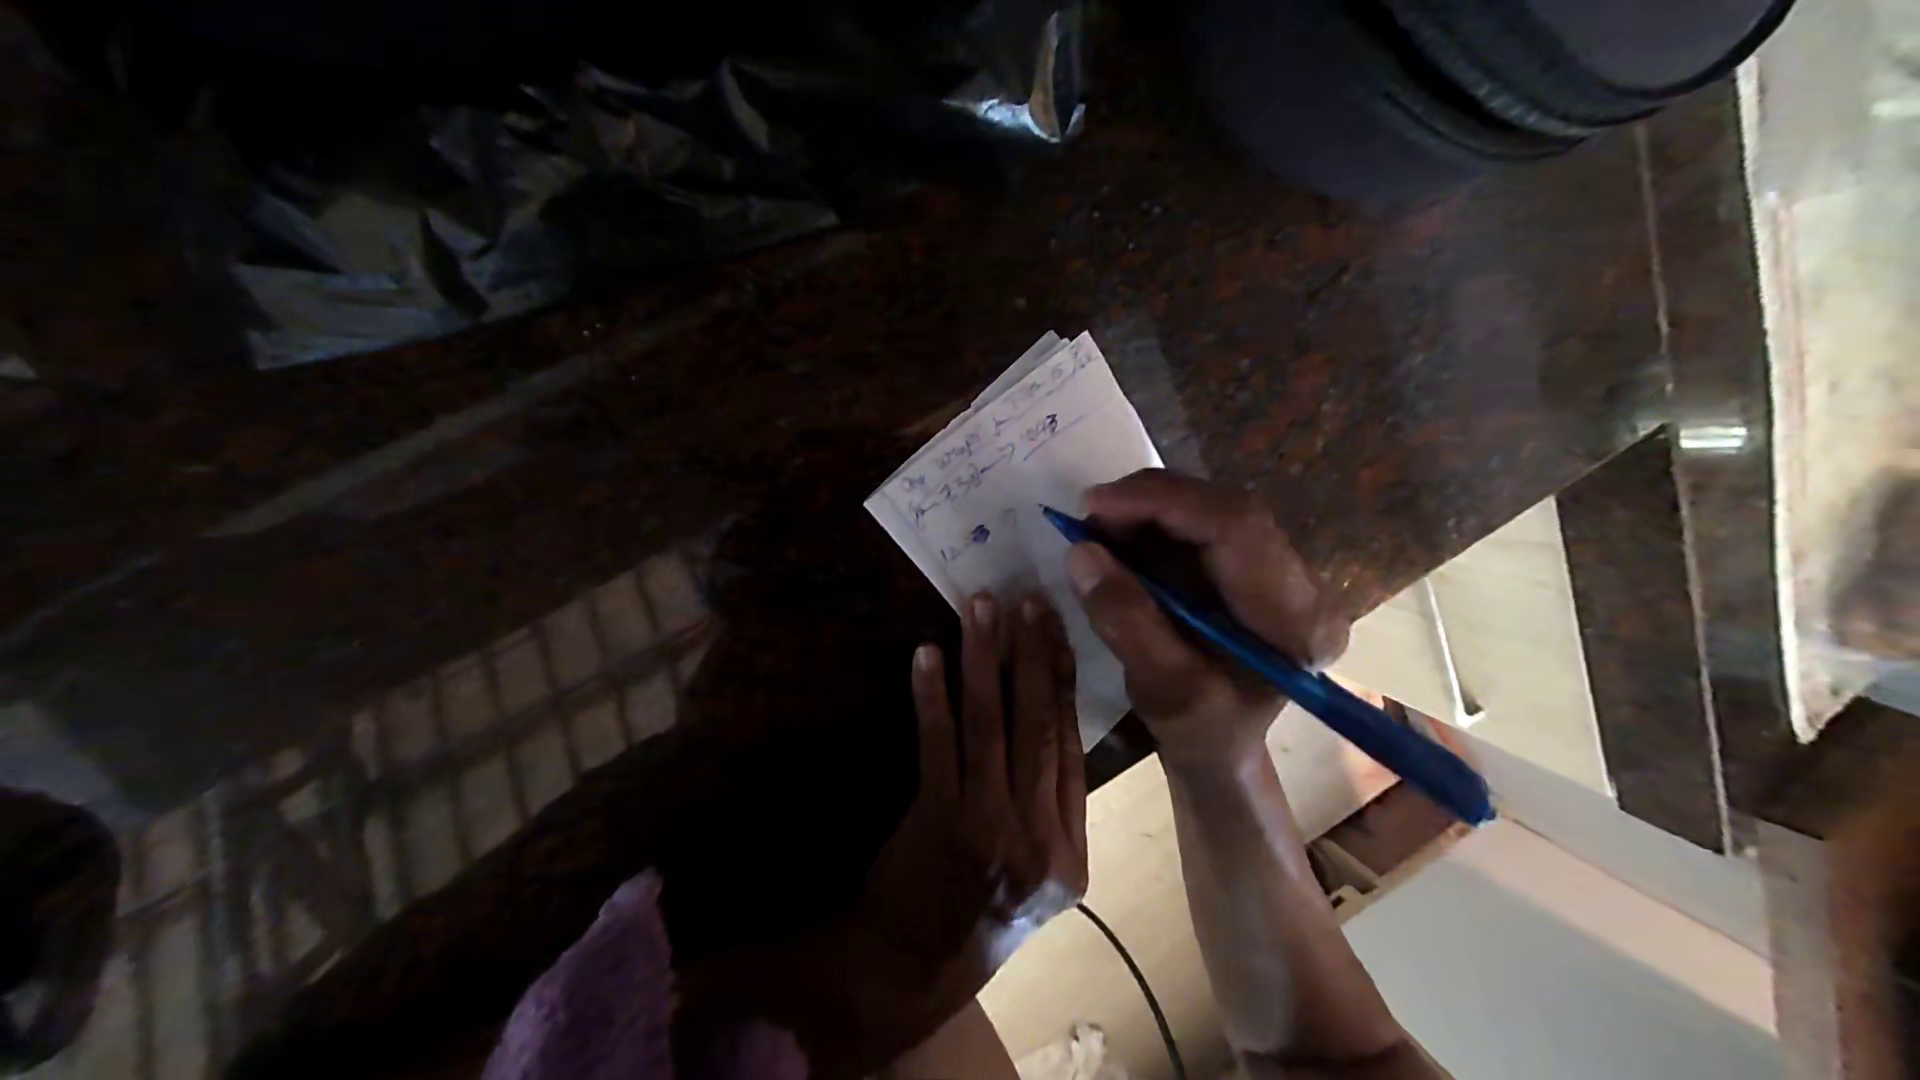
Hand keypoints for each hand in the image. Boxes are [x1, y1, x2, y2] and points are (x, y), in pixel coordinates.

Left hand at [835, 592, 1087, 1068]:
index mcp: (1070, 847)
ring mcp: (988, 825)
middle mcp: (1038, 834)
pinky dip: (933, 694)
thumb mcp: (1038, 871)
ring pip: (993, 724)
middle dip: (1035, 655)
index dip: (1065, 682)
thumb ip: (1052, 803)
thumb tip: (1053, 718)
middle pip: (1041, 725)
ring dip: (987, 659)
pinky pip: (939, 742)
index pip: (1073, 746)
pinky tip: (929, 653)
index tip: (1059, 631)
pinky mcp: (939, 819)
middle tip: (1029, 600)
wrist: (913, 967)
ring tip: (983, 607)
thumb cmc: (979, 910)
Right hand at [1065, 469, 1350, 770]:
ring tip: (1098, 533)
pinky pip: (1198, 521)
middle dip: (1148, 503)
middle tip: (1088, 519)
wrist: (1221, 743)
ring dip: (1145, 510)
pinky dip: (1151, 522)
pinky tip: (1120, 541)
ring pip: (1209, 506)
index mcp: (1296, 618)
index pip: (1238, 528)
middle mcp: (1299, 581)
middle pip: (1225, 507)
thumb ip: (1126, 623)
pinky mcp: (1247, 562)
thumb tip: (1082, 552)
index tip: (1094, 507)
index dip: (1163, 504)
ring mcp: (1274, 567)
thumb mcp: (1162, 692)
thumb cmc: (1201, 731)